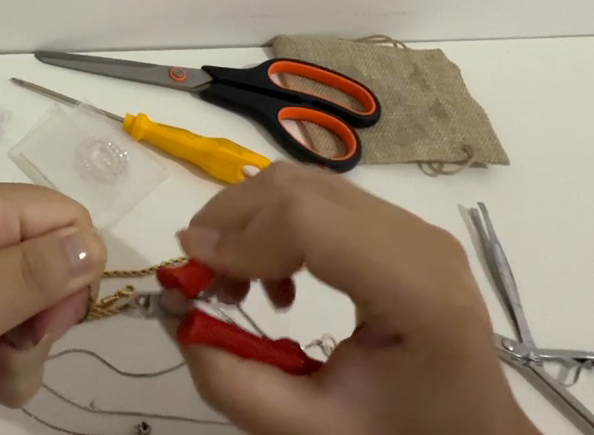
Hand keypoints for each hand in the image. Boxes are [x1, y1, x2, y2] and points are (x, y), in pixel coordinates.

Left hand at [0, 178, 105, 434]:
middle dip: (46, 316)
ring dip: (22, 350)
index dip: (71, 271)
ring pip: (38, 306)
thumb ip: (26, 276)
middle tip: (4, 344)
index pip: (65, 216)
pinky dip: (3, 363)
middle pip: (55, 261)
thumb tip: (97, 242)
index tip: (42, 323)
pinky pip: (10, 334)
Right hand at [173, 163, 537, 434]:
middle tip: (203, 278)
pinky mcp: (398, 223)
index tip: (193, 272)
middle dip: (232, 222)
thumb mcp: (312, 432)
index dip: (240, 238)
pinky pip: (316, 195)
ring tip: (235, 278)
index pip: (310, 225)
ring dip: (248, 218)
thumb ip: (233, 381)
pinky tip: (276, 274)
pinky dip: (273, 220)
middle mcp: (419, 241)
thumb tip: (175, 316)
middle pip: (299, 191)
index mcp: (418, 295)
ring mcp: (412, 225)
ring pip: (301, 183)